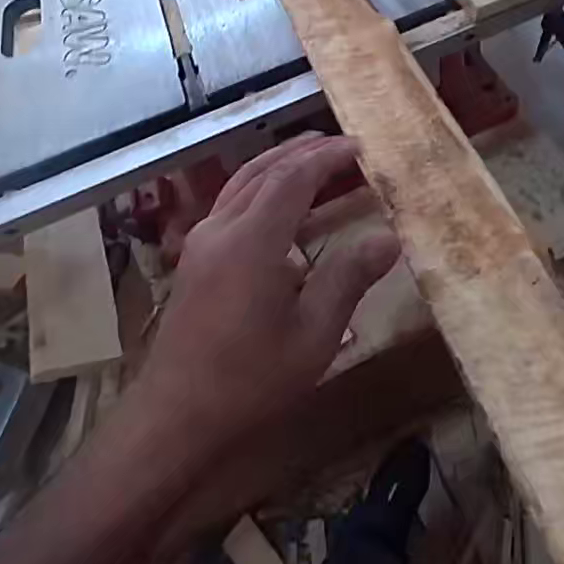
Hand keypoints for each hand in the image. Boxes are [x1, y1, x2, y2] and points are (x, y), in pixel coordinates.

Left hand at [132, 133, 400, 447]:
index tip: (359, 146)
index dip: (328, 157)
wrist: (174, 417)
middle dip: (303, 152)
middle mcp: (222, 228)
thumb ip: (349, 278)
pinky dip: (261, 187)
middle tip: (341, 145)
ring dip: (279, 164)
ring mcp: (202, 241)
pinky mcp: (195, 258)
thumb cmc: (250, 380)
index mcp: (252, 240)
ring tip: (314, 160)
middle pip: (264, 169)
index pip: (293, 177)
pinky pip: (231, 203)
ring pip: (242, 182)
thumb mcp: (313, 335)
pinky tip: (279, 207)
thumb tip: (389, 239)